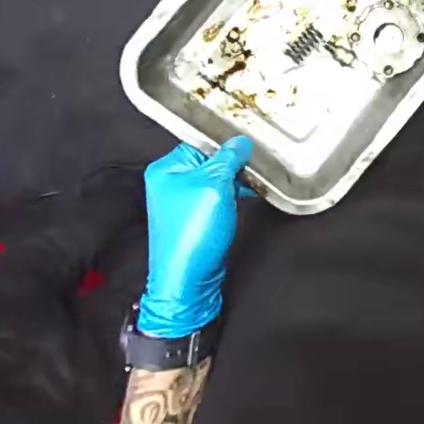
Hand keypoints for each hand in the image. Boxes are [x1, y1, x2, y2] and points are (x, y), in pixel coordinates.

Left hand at [138, 137, 253, 337]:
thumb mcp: (215, 186)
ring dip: (237, 178)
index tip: (249, 143)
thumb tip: (240, 142)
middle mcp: (171, 181)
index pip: (200, 142)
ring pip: (216, 177)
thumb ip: (228, 159)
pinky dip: (233, 193)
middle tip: (256, 164)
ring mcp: (183, 200)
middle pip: (209, 159)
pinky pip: (217, 195)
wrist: (188, 281)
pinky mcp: (196, 216)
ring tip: (256, 180)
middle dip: (234, 161)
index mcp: (166, 168)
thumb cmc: (194, 233)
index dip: (226, 142)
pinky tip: (250, 194)